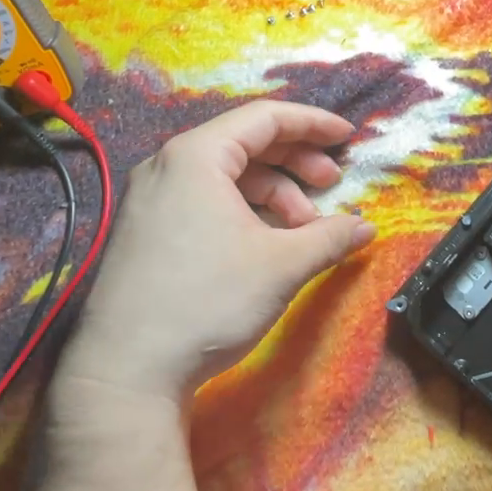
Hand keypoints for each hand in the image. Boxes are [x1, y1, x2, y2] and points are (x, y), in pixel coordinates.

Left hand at [51, 101, 375, 419]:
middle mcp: (168, 165)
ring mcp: (151, 198)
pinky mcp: (145, 230)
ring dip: (274, 194)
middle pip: (246, 143)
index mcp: (197, 156)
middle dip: (296, 162)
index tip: (348, 138)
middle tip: (331, 186)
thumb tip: (366, 227)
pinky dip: (244, 212)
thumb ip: (330, 237)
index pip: (265, 118)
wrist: (125, 372)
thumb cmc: (209, 301)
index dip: (313, 124)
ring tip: (304, 231)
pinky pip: (205, 200)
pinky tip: (267, 245)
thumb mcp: (282, 265)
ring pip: (226, 176)